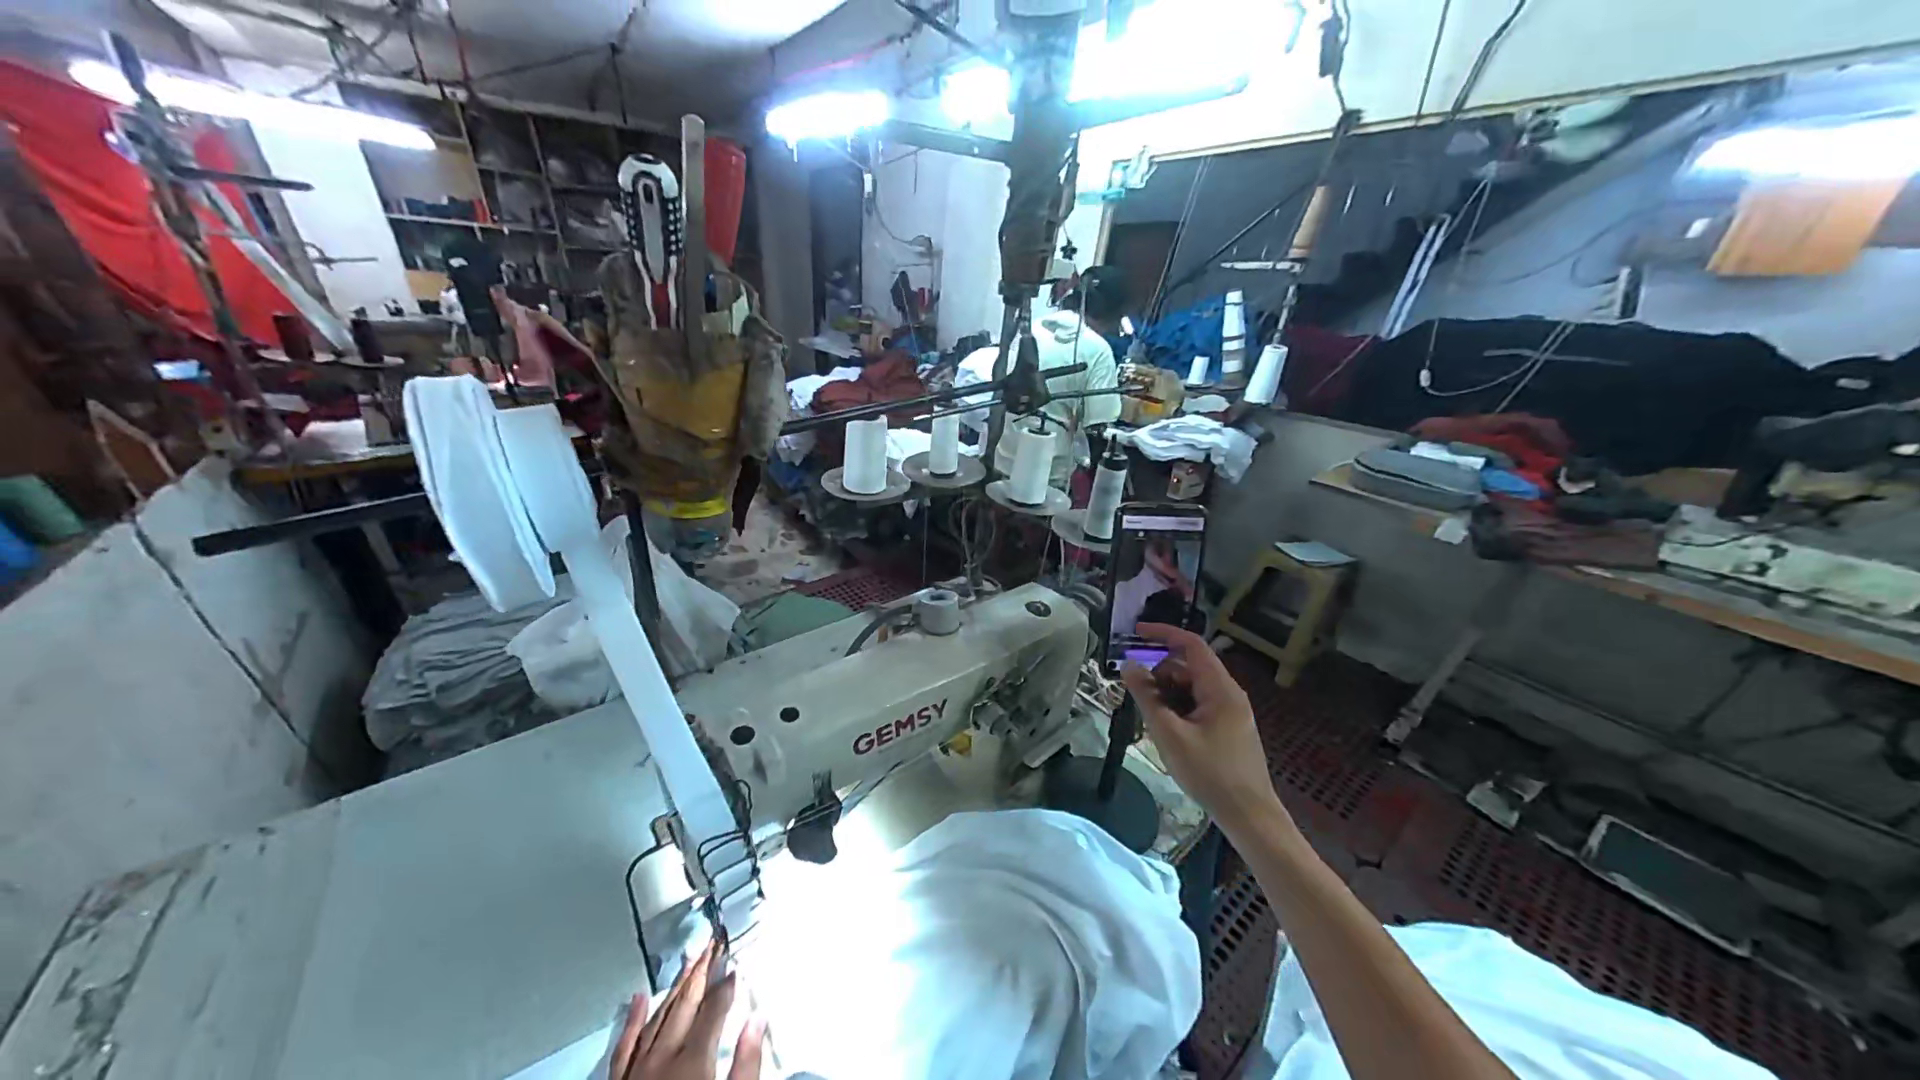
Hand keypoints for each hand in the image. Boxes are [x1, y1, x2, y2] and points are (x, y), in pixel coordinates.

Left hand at [611, 941, 765, 1079]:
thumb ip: (746, 1065)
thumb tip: (758, 1020)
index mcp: (693, 1062)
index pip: (714, 1009)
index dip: (727, 985)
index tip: (736, 964)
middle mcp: (662, 1059)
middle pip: (686, 1004)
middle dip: (702, 972)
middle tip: (712, 943)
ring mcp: (636, 1072)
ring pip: (658, 1017)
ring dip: (675, 986)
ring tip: (688, 961)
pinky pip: (624, 1045)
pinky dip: (633, 1019)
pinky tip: (640, 998)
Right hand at [1121, 622, 1283, 833]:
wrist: (1249, 816)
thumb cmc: (1209, 773)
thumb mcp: (1169, 734)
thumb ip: (1147, 697)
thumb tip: (1128, 666)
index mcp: (1220, 688)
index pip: (1191, 644)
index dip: (1163, 634)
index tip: (1135, 633)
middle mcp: (1228, 693)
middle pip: (1188, 667)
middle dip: (1159, 674)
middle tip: (1136, 695)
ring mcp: (1230, 712)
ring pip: (1191, 688)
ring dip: (1167, 694)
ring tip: (1150, 720)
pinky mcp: (1227, 729)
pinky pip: (1198, 706)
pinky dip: (1178, 709)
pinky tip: (1166, 732)